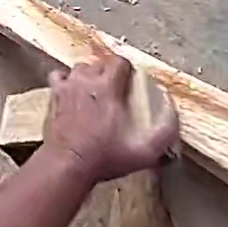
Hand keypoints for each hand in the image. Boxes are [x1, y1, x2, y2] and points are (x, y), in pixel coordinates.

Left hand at [44, 53, 178, 184]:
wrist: (68, 164)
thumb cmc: (104, 156)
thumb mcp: (143, 151)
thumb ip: (164, 133)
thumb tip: (173, 115)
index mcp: (108, 86)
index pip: (119, 61)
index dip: (127, 70)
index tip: (130, 82)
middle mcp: (87, 79)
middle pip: (100, 63)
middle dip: (109, 72)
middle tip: (115, 89)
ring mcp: (68, 85)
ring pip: (80, 68)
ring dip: (89, 75)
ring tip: (95, 89)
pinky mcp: (54, 95)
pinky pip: (59, 76)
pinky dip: (66, 80)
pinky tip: (72, 90)